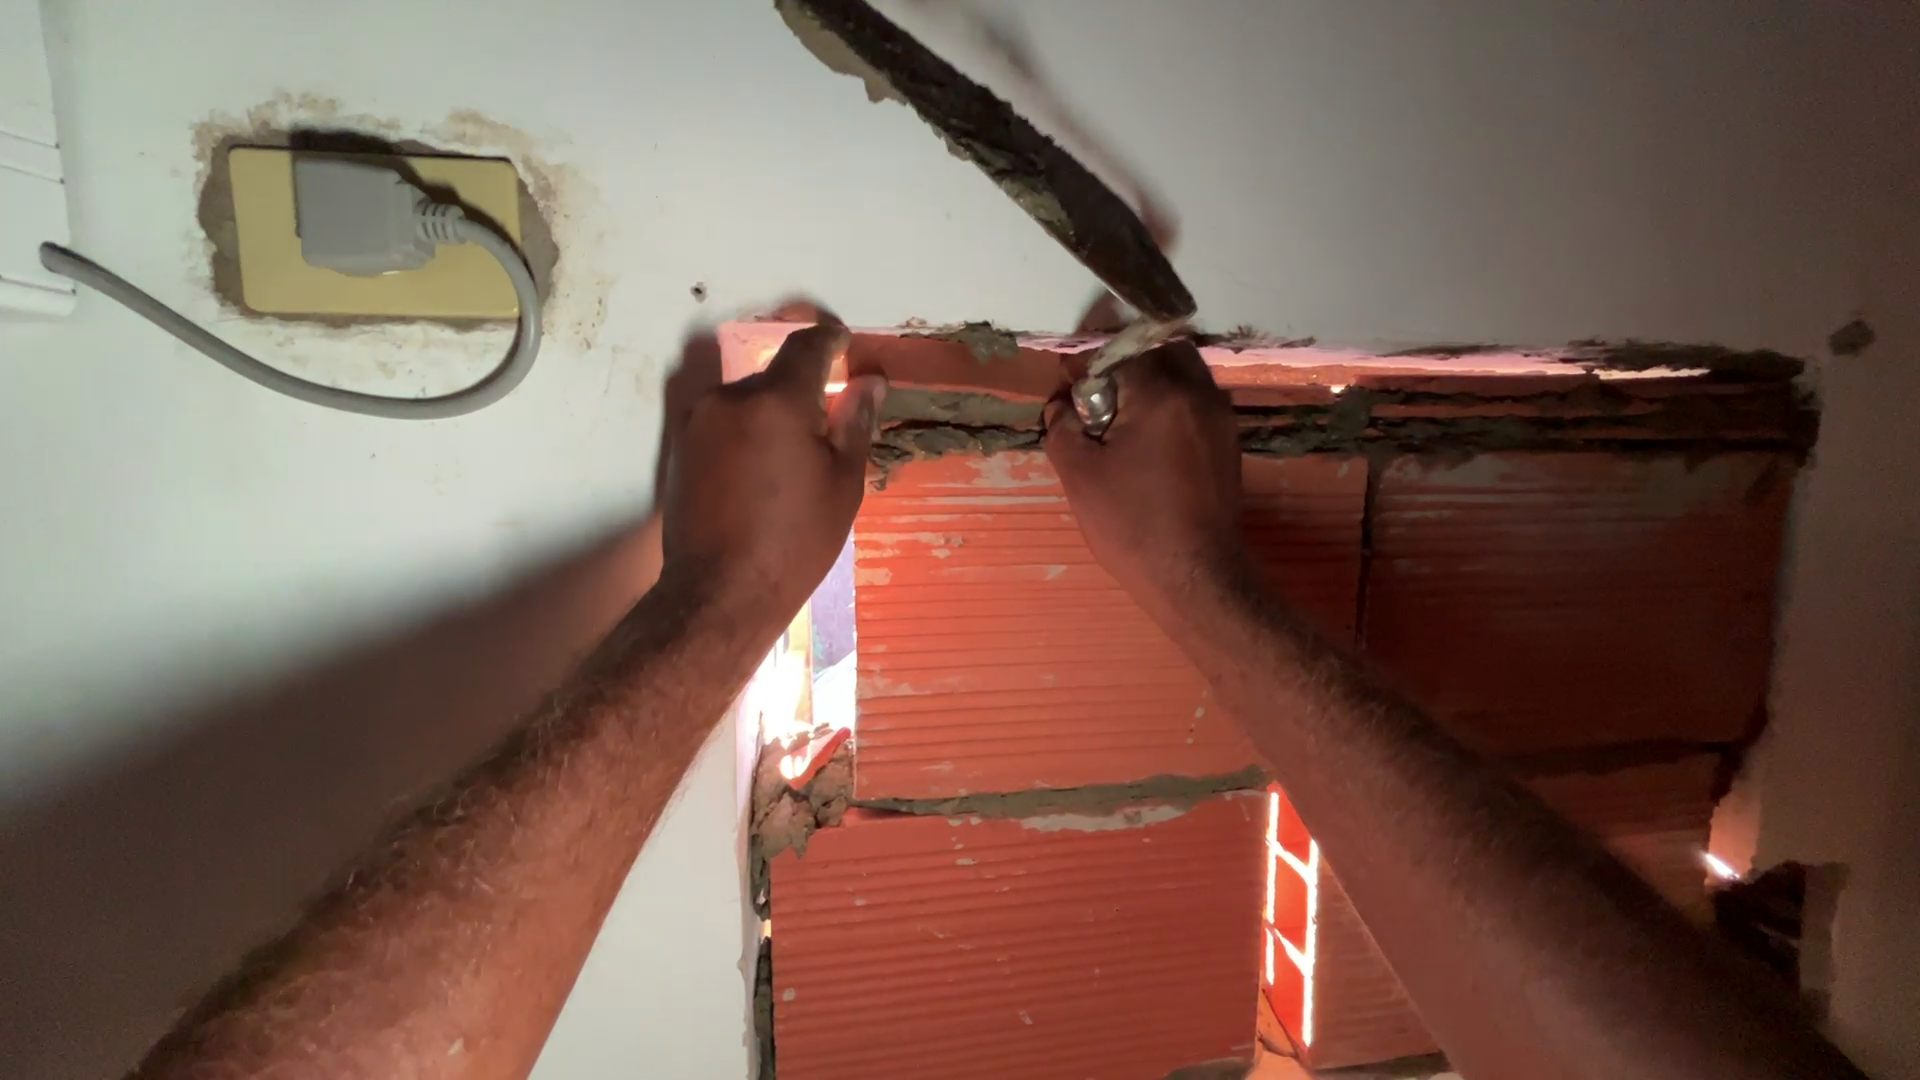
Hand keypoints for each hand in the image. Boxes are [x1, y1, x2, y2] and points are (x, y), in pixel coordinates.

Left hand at [663, 323, 886, 628]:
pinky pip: (725, 421)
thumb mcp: (842, 483)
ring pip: (748, 398)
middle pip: (776, 374)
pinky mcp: (681, 445)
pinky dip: (749, 431)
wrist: (721, 591)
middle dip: (803, 390)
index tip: (845, 345)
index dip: (831, 340)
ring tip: (793, 462)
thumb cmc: (797, 541)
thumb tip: (871, 381)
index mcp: (778, 400)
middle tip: (828, 430)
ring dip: (774, 412)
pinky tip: (762, 475)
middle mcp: (731, 396)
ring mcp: (699, 420)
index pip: (808, 345)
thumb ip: (855, 421)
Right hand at [1044, 341, 1245, 605]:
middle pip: (1160, 351)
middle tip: (1102, 403)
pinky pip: (1196, 402)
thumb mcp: (1079, 475)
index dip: (1087, 369)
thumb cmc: (1130, 525)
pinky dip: (1172, 406)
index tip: (1068, 394)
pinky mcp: (1229, 441)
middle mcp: (1199, 393)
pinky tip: (1150, 445)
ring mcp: (1221, 417)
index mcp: (1161, 394)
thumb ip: (1062, 426)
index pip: (1117, 355)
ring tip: (1125, 425)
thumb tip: (1061, 403)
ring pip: (1184, 373)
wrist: (1193, 575)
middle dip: (1127, 366)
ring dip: (1152, 383)